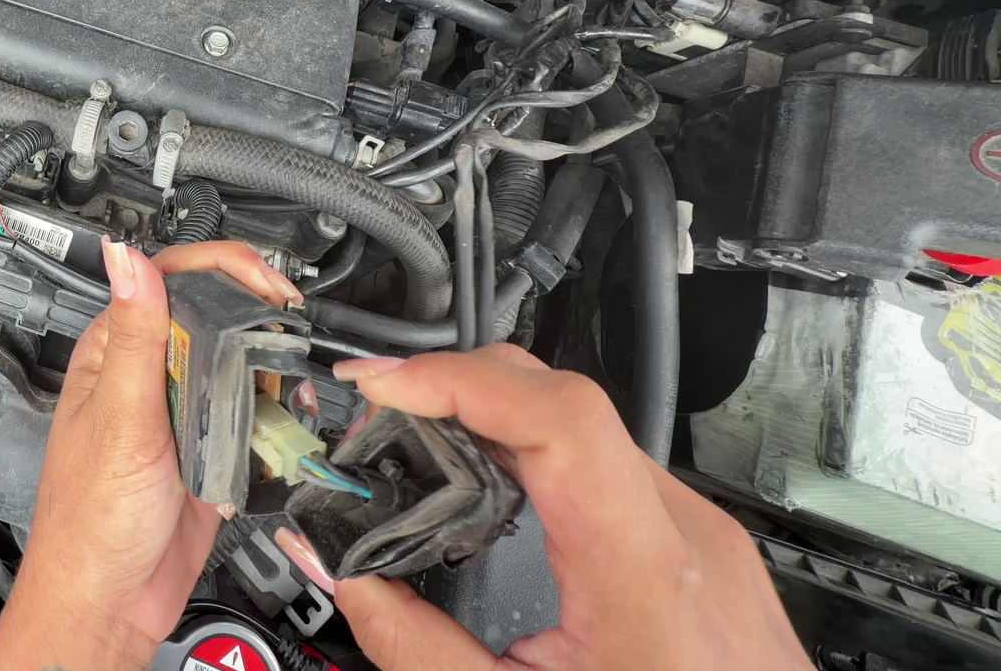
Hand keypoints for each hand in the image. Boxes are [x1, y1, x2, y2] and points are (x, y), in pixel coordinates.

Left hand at [0, 241, 299, 670]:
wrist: (111, 601)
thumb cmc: (90, 514)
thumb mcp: (119, 416)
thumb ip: (133, 334)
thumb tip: (124, 256)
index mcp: (116, 348)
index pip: (168, 277)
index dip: (220, 266)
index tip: (263, 280)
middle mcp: (148, 369)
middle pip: (210, 312)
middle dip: (254, 311)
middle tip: (289, 321)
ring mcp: (179, 405)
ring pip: (235, 358)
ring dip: (266, 362)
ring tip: (288, 372)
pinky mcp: (206, 441)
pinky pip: (247, 409)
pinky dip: (270, 410)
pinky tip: (282, 416)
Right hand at [284, 345, 810, 670]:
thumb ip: (409, 643)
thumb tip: (332, 563)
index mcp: (649, 578)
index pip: (555, 416)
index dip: (454, 379)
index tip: (379, 386)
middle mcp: (682, 532)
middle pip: (550, 393)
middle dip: (445, 380)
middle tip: (374, 410)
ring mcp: (689, 526)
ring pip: (564, 409)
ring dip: (473, 401)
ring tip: (405, 427)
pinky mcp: (680, 533)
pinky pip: (583, 445)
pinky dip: (508, 431)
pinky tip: (469, 460)